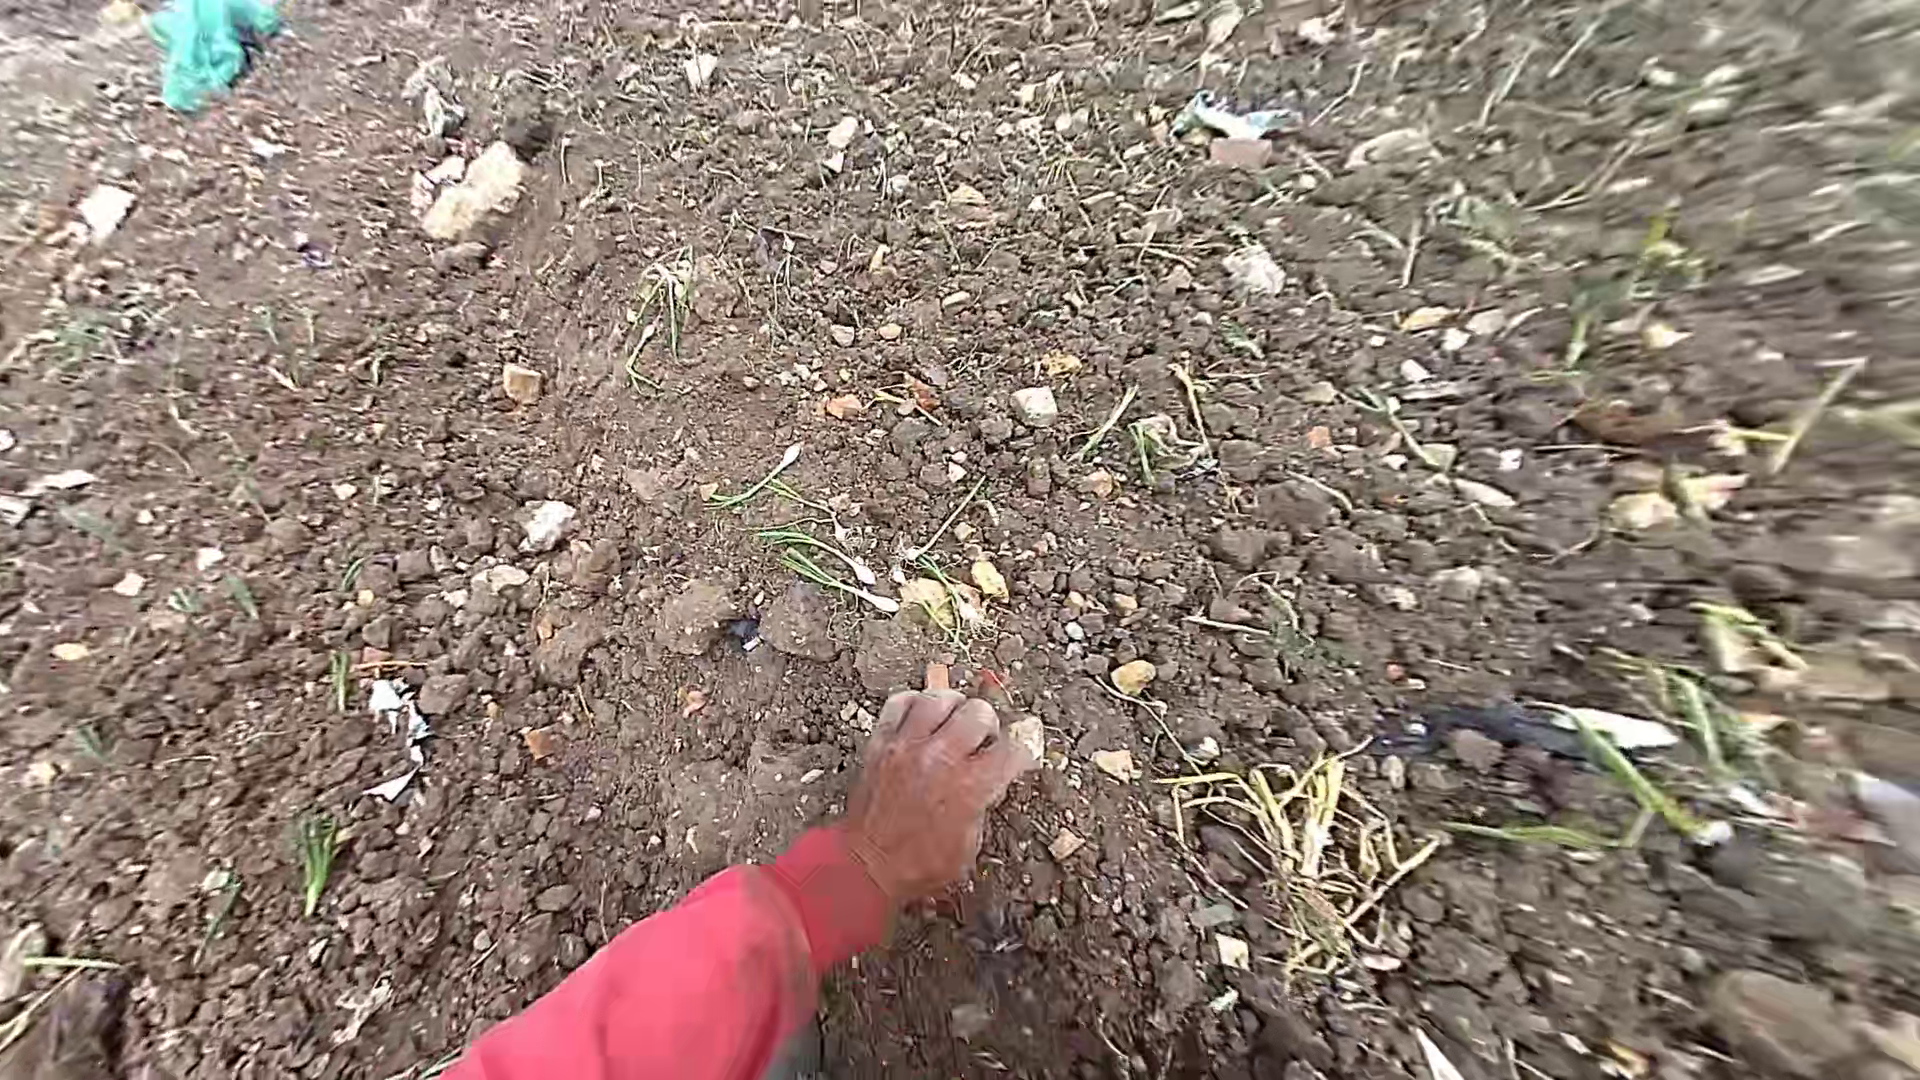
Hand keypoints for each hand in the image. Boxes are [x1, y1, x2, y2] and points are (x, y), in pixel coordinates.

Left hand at [843, 690, 1032, 900]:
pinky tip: (922, 715)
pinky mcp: (882, 742)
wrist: (866, 866)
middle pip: (979, 712)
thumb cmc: (919, 864)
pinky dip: (915, 702)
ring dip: (954, 707)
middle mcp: (940, 757)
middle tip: (982, 738)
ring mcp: (908, 745)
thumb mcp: (969, 844)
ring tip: (954, 720)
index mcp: (968, 787)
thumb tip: (992, 776)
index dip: (1022, 750)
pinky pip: (900, 702)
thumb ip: (983, 803)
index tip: (1018, 753)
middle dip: (988, 724)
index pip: (1011, 749)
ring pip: (940, 698)